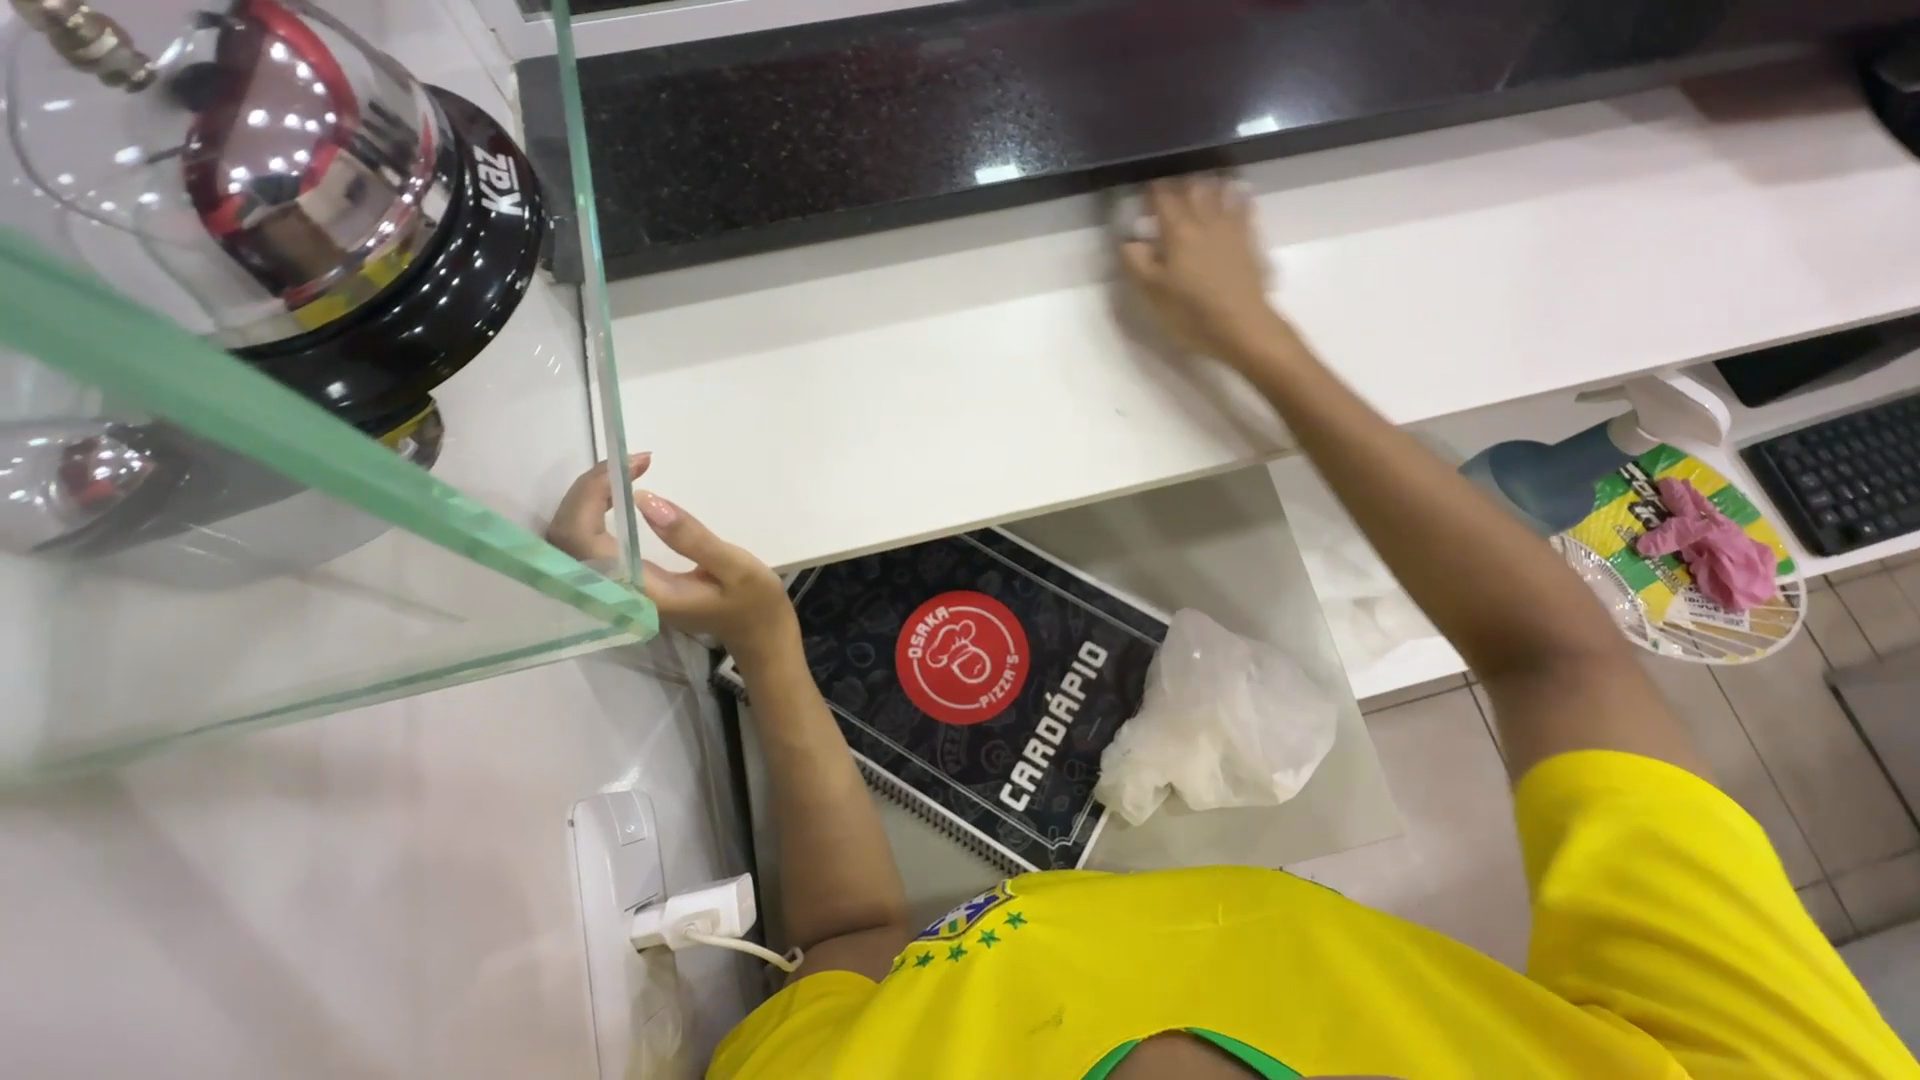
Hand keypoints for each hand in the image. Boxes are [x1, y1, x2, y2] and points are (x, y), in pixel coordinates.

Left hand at [546, 455, 797, 660]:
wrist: (757, 632)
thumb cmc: (752, 601)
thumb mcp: (735, 566)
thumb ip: (691, 538)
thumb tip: (645, 499)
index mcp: (642, 592)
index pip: (585, 541)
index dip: (594, 494)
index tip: (634, 465)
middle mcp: (618, 594)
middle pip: (567, 536)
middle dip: (589, 488)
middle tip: (631, 460)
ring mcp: (617, 590)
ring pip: (570, 539)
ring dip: (588, 496)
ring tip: (625, 469)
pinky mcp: (622, 583)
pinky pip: (586, 544)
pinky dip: (593, 510)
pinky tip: (616, 492)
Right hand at [1119, 176, 1288, 364]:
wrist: (1241, 325)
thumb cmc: (1191, 312)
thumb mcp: (1152, 293)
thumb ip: (1136, 262)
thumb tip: (1127, 241)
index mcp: (1176, 231)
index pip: (1161, 197)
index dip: (1150, 190)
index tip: (1142, 192)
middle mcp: (1204, 220)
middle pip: (1192, 187)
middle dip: (1178, 184)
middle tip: (1169, 190)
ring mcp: (1230, 227)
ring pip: (1219, 191)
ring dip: (1207, 185)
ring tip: (1198, 187)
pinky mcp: (1249, 239)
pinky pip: (1244, 206)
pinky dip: (1237, 196)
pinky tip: (1235, 197)